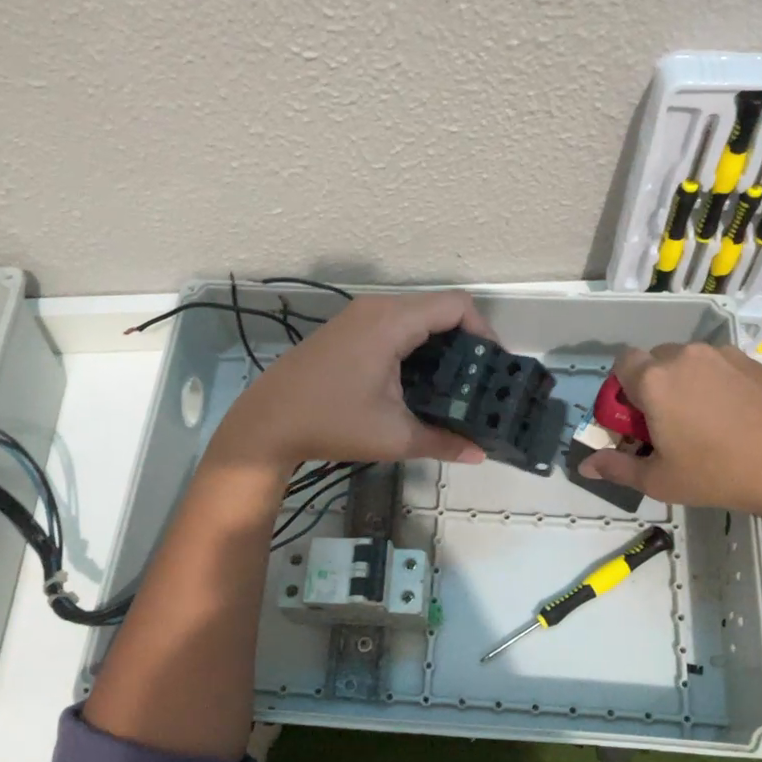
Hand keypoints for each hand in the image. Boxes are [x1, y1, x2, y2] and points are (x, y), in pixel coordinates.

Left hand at [209, 291, 494, 469]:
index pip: (456, 306)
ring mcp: (358, 316)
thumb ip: (442, 442)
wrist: (267, 423)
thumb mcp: (393, 436)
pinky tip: (419, 382)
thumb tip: (480, 454)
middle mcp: (377, 309)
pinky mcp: (347, 330)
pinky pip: (395, 325)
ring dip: (440, 345)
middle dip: (465, 342)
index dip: (484, 332)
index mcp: (392, 322)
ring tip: (455, 385)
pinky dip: (416, 346)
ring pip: (416, 317)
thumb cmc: (330, 423)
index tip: (494, 368)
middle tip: (480, 381)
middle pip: (438, 309)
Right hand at [576, 343, 761, 514]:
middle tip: (666, 426)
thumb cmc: (719, 473)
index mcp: (654, 380)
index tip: (634, 421)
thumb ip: (617, 468)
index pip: (621, 363)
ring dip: (684, 384)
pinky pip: (718, 366)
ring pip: (688, 362)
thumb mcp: (660, 480)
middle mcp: (684, 356)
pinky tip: (733, 418)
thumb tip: (586, 466)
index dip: (621, 390)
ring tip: (702, 423)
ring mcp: (721, 355)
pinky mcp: (751, 361)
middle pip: (654, 361)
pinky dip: (714, 385)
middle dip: (652, 387)